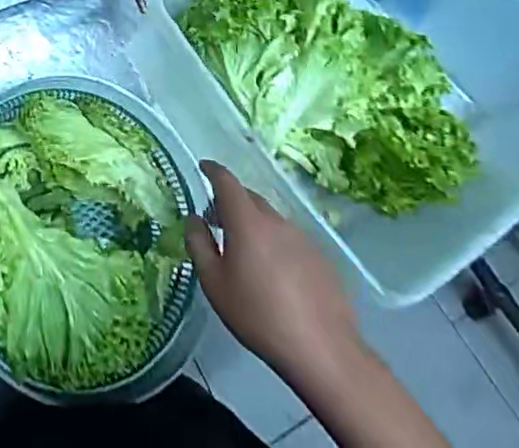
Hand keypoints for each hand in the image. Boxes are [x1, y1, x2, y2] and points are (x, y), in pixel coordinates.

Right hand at [186, 160, 447, 447]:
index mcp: (247, 222)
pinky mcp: (322, 259)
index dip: (213, 171)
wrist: (323, 351)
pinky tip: (273, 272)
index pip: (227, 182)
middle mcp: (276, 221)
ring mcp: (303, 239)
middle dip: (230, 201)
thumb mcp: (214, 283)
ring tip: (244, 250)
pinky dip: (275, 242)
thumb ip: (199, 245)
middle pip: (250, 198)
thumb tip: (194, 219)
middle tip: (216, 220)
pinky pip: (290, 239)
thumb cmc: (258, 315)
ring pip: (271, 219)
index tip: (203, 167)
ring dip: (253, 223)